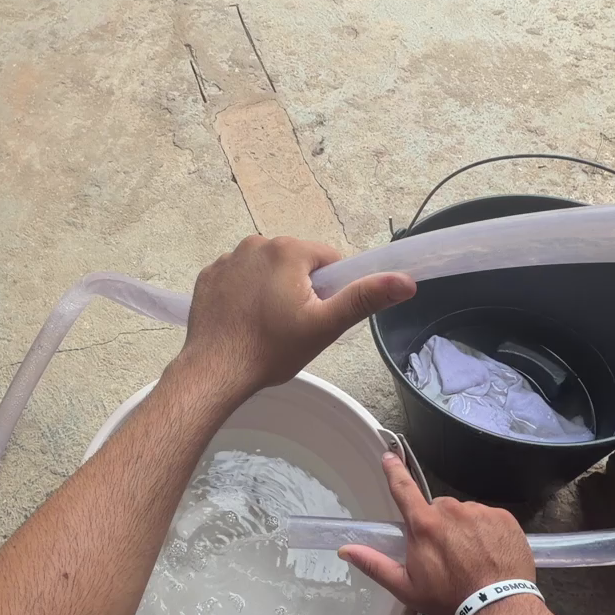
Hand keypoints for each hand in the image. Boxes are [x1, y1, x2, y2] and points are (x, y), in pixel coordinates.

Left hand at [171, 235, 414, 398]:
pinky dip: (243, 293)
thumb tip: (406, 281)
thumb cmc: (271, 350)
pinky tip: (243, 320)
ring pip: (266, 269)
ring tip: (266, 325)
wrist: (215, 371)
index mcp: (288, 250)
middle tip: (292, 324)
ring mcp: (227, 259)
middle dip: (300, 288)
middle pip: (296, 262)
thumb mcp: (325, 326)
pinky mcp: (208, 276)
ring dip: (271, 288)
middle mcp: (255, 244)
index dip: (331, 288)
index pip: (328, 259)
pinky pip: (237, 277)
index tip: (318, 315)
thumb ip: (364, 298)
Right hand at [341, 453, 536, 614]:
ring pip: (463, 513)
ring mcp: (479, 512)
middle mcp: (451, 511)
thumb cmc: (452, 599)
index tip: (389, 456)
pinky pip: (488, 517)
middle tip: (445, 553)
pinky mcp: (503, 518)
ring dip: (463, 529)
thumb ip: (374, 564)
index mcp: (424, 524)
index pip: (403, 488)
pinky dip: (486, 531)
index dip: (394, 470)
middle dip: (437, 525)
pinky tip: (488, 553)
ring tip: (471, 557)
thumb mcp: (406, 587)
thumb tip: (346, 550)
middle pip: (437, 508)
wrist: (502, 609)